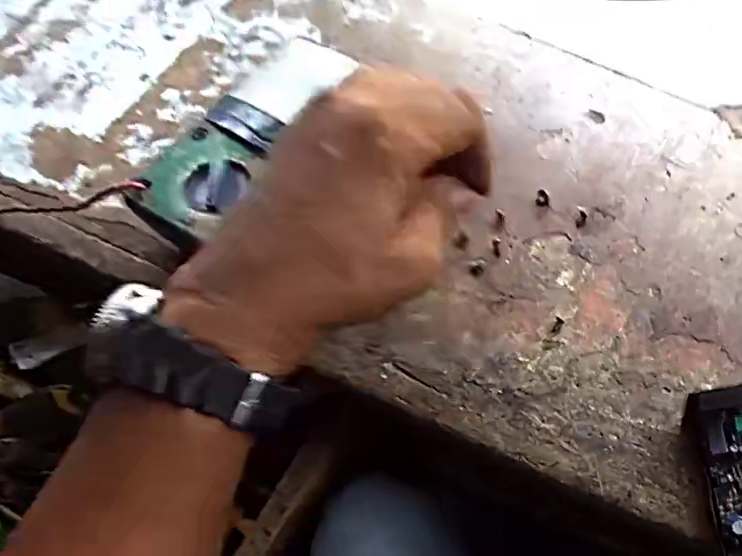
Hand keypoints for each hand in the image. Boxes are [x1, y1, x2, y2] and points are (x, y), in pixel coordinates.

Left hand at [161, 67, 491, 375]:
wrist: (261, 281)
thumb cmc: (344, 277)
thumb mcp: (417, 260)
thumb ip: (444, 211)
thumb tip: (457, 189)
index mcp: (388, 136)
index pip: (459, 113)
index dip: (480, 152)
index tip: (477, 194)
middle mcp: (355, 102)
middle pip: (430, 90)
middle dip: (457, 133)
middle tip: (459, 184)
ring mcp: (325, 104)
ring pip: (398, 87)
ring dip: (425, 125)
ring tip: (429, 174)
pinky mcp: (307, 118)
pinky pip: (366, 96)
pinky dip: (394, 121)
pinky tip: (395, 165)